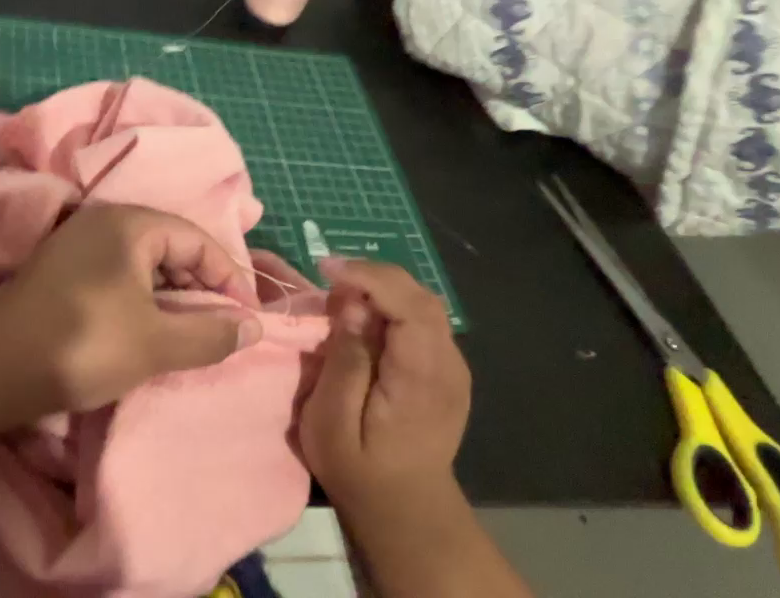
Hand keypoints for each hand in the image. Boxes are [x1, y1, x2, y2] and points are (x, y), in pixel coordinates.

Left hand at [0, 203, 262, 413]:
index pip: (196, 240)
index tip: (247, 318)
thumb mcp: (157, 344)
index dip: (228, 277)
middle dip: (200, 286)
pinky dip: (141, 297)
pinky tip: (147, 329)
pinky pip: (117, 272)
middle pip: (169, 245)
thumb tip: (253, 325)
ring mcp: (77, 242)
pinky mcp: (61, 268)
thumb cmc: (85, 345)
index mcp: (129, 223)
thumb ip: (211, 333)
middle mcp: (102, 221)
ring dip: (170, 294)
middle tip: (221, 327)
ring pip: (142, 261)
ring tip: (188, 333)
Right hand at [299, 259, 471, 511]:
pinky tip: (364, 317)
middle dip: (373, 276)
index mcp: (421, 377)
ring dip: (382, 288)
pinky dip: (391, 304)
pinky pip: (423, 319)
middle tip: (329, 280)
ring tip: (341, 297)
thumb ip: (344, 361)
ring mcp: (453, 366)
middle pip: (420, 296)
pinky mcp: (446, 369)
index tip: (326, 269)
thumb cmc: (359, 468)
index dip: (369, 276)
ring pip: (424, 303)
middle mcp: (448, 364)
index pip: (409, 304)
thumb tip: (351, 307)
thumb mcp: (331, 422)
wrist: (406, 509)